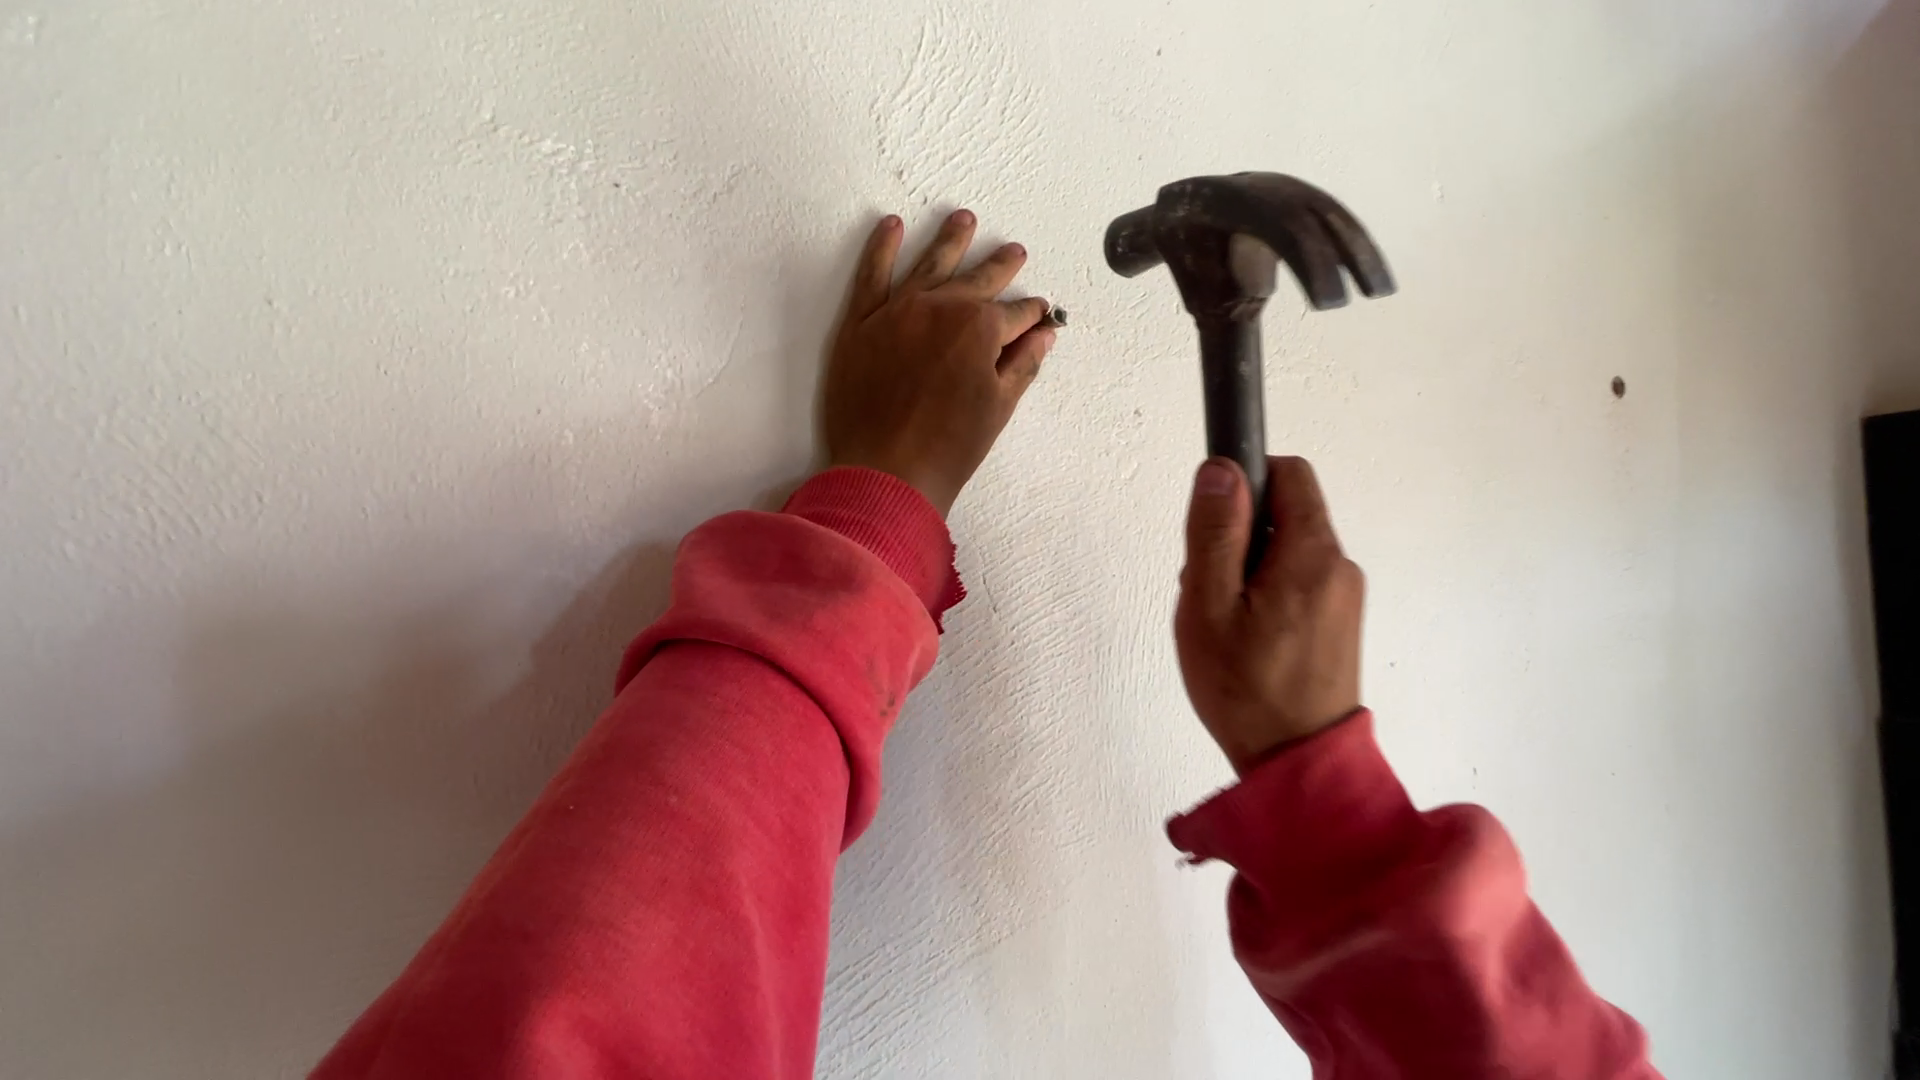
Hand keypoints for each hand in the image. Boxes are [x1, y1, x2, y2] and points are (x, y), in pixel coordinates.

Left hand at [822, 210, 1055, 515]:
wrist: (885, 472)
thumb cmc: (947, 448)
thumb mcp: (997, 408)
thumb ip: (1022, 364)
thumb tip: (1043, 335)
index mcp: (980, 329)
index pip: (1015, 313)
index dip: (1032, 314)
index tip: (1040, 312)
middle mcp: (941, 308)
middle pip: (978, 279)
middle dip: (1001, 266)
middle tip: (1014, 252)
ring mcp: (898, 311)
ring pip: (930, 264)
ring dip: (950, 240)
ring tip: (964, 219)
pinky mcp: (861, 322)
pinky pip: (872, 275)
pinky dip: (881, 248)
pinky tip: (891, 227)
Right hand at [1175, 456, 1365, 772]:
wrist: (1297, 763)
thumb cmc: (1245, 688)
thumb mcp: (1208, 604)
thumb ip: (1214, 531)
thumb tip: (1220, 468)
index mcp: (1312, 553)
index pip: (1288, 472)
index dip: (1245, 479)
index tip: (1213, 521)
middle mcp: (1339, 566)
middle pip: (1283, 514)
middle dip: (1237, 535)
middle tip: (1208, 588)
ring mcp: (1344, 596)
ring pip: (1285, 551)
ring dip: (1247, 569)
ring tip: (1224, 622)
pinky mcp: (1340, 622)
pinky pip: (1296, 582)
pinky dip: (1264, 593)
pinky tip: (1244, 638)